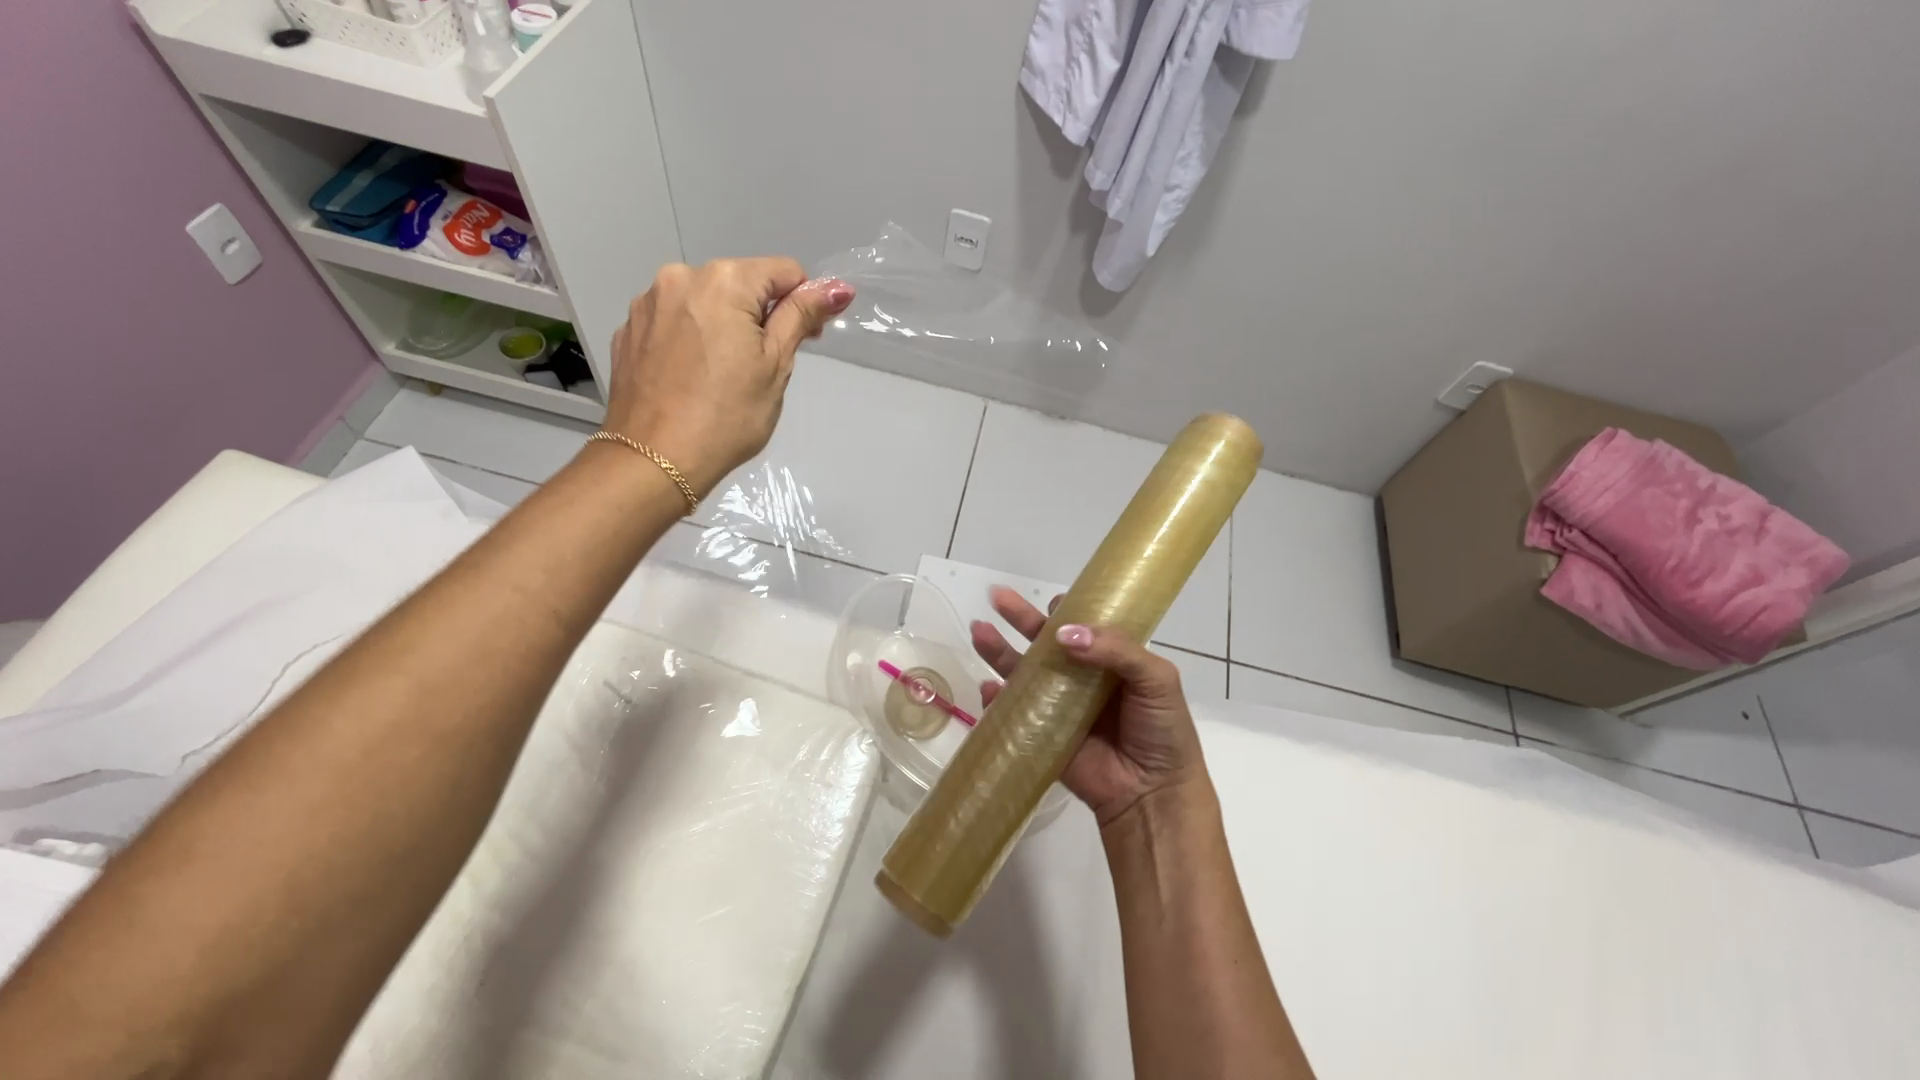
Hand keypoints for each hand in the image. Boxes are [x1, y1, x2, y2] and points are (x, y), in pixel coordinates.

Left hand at [603, 258, 852, 493]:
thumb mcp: (776, 365)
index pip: (783, 271)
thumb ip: (802, 316)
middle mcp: (680, 277)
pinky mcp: (627, 331)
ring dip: (722, 325)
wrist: (652, 461)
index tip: (804, 341)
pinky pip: (673, 323)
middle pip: (740, 284)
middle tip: (763, 366)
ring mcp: (647, 304)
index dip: (803, 303)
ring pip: (703, 302)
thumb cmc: (727, 417)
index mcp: (724, 280)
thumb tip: (837, 288)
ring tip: (723, 375)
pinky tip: (692, 378)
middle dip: (759, 315)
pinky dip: (690, 340)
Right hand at [970, 587, 1209, 828]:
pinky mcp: (1042, 735)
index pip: (1084, 625)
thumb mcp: (1157, 679)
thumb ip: (1117, 650)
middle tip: (997, 597)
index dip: (1068, 611)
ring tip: (978, 632)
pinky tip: (989, 688)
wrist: (1153, 792)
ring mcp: (1059, 707)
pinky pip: (1013, 714)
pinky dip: (997, 700)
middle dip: (1020, 619)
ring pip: (1023, 672)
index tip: (1055, 603)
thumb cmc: (1162, 730)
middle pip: (1044, 642)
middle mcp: (1082, 677)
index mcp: (1112, 660)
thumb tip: (1065, 635)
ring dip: (999, 652)